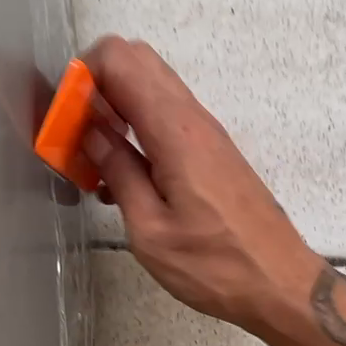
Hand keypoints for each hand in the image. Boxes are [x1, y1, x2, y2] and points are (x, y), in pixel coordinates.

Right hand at [77, 36, 325, 334]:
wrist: (279, 284)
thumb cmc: (216, 268)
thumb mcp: (151, 231)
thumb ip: (119, 174)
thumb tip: (91, 133)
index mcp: (175, 132)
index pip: (118, 60)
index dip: (82, 81)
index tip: (66, 125)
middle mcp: (194, 120)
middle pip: (136, 64)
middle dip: (96, 92)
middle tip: (78, 142)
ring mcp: (208, 136)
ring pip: (152, 93)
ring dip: (117, 117)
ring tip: (98, 170)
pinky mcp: (215, 156)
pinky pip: (169, 124)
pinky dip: (141, 137)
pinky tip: (127, 184)